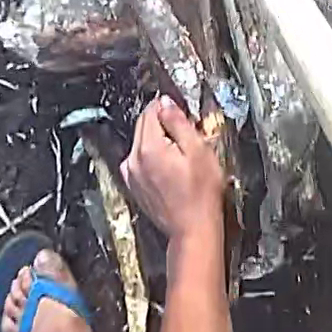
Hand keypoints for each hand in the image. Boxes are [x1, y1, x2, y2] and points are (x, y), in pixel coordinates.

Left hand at [122, 97, 225, 252]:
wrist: (193, 229)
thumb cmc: (200, 193)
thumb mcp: (198, 149)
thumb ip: (178, 121)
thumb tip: (165, 102)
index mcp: (148, 147)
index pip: (151, 110)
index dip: (168, 107)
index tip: (182, 114)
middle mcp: (133, 159)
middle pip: (143, 123)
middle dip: (162, 121)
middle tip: (184, 133)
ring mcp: (131, 174)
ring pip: (141, 139)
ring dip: (157, 138)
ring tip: (179, 153)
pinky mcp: (134, 184)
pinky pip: (140, 157)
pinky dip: (152, 154)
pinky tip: (170, 166)